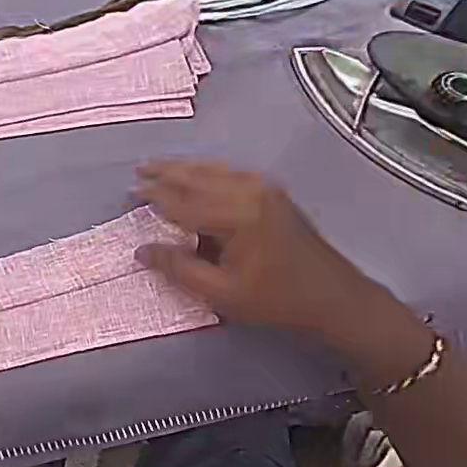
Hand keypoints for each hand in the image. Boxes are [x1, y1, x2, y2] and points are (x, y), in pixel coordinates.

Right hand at [133, 162, 429, 356]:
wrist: (333, 297)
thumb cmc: (276, 300)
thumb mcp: (222, 293)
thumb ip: (179, 268)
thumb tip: (142, 250)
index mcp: (236, 216)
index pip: (184, 201)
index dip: (156, 196)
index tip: (132, 190)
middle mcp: (250, 192)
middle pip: (199, 176)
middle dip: (167, 172)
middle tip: (140, 169)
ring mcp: (265, 189)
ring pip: (216, 170)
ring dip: (187, 168)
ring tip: (161, 167)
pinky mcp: (274, 193)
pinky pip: (232, 173)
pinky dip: (209, 171)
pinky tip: (200, 174)